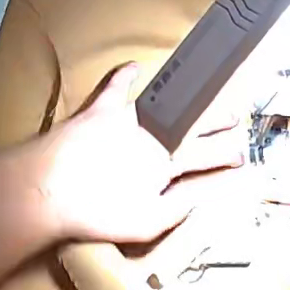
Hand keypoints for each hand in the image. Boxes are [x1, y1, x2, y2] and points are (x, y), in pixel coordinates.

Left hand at [25, 63, 246, 243]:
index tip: (241, 155)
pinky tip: (134, 67)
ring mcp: (127, 119)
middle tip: (235, 116)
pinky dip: (125, 76)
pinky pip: (115, 88)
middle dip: (217, 120)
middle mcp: (152, 135)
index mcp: (166, 163)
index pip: (205, 157)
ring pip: (164, 104)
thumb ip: (178, 207)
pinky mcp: (99, 111)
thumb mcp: (147, 223)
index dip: (226, 156)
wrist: (48, 188)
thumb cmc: (96, 212)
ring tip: (201, 91)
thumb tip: (201, 194)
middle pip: (193, 124)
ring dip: (186, 99)